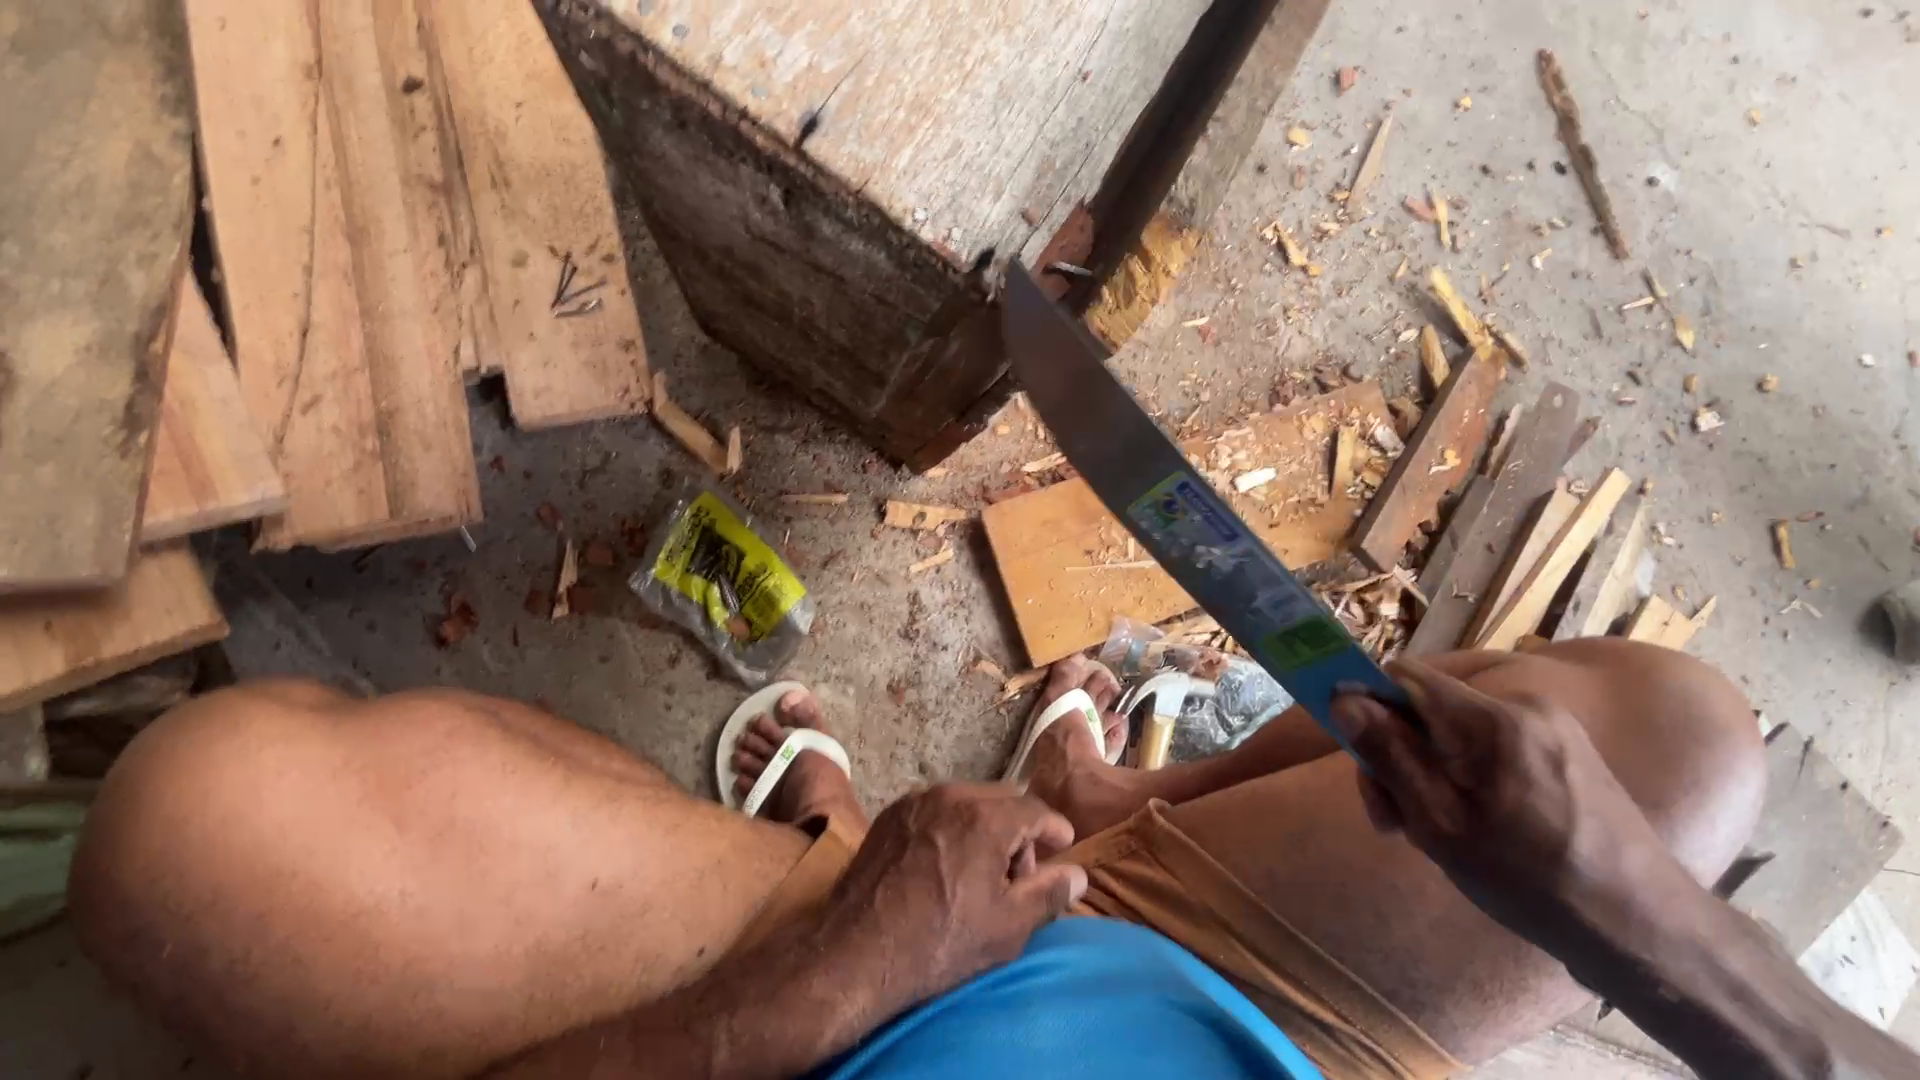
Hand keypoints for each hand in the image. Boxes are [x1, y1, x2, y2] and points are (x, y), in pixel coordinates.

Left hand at [821, 784, 1086, 1007]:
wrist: (856, 953)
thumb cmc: (939, 943)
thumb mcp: (1007, 927)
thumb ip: (1050, 893)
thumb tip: (1078, 874)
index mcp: (985, 818)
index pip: (1036, 809)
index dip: (1055, 830)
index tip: (1063, 849)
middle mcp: (950, 796)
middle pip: (1002, 800)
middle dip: (1020, 830)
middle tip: (1019, 875)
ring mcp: (915, 801)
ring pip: (968, 802)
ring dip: (985, 827)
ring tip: (980, 873)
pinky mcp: (890, 814)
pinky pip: (937, 809)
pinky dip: (952, 827)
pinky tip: (945, 866)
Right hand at [1331, 659, 1669, 944]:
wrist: (1643, 928)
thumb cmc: (1529, 880)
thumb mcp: (1439, 823)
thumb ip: (1388, 755)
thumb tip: (1342, 699)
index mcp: (1490, 719)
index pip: (1401, 676)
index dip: (1366, 704)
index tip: (1355, 753)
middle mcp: (1523, 706)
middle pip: (1426, 708)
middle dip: (1397, 754)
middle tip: (1392, 820)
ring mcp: (1551, 726)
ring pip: (1455, 730)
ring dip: (1429, 771)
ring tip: (1433, 832)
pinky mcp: (1566, 749)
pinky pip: (1490, 744)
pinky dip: (1465, 775)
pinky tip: (1474, 823)